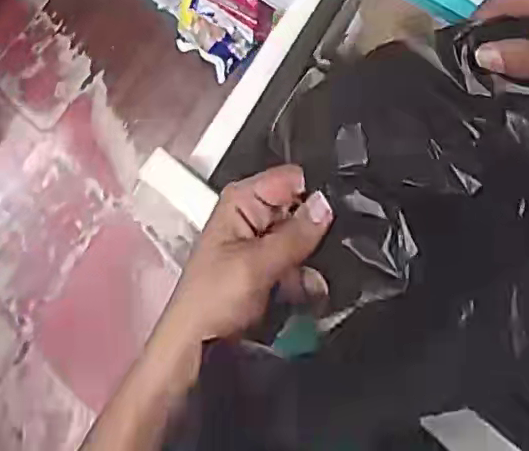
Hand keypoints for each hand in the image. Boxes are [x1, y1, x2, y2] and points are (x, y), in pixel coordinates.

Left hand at [154, 165, 332, 349]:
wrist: (195, 349)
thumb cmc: (211, 300)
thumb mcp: (255, 265)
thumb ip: (294, 235)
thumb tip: (325, 203)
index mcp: (243, 199)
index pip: (291, 179)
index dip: (313, 194)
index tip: (333, 216)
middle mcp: (255, 214)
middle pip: (301, 208)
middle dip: (317, 232)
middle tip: (322, 256)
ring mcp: (264, 242)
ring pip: (306, 239)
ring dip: (314, 261)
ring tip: (310, 283)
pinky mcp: (272, 268)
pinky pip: (303, 264)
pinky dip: (308, 279)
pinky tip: (307, 295)